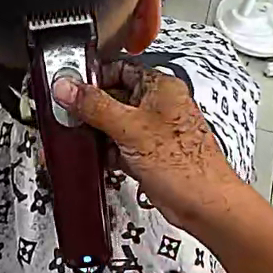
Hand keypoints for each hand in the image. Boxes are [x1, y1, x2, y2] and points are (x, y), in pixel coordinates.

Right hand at [53, 62, 250, 231]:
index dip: (95, 76)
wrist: (204, 205)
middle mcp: (161, 107)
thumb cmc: (186, 166)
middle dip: (92, 109)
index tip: (72, 87)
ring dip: (99, 133)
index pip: (121, 68)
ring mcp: (156, 133)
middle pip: (116, 97)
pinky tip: (100, 158)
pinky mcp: (152, 156)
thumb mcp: (130, 129)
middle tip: (72, 116)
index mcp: (162, 88)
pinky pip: (123, 147)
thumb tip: (68, 88)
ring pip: (118, 124)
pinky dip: (110, 152)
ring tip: (83, 139)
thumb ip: (95, 106)